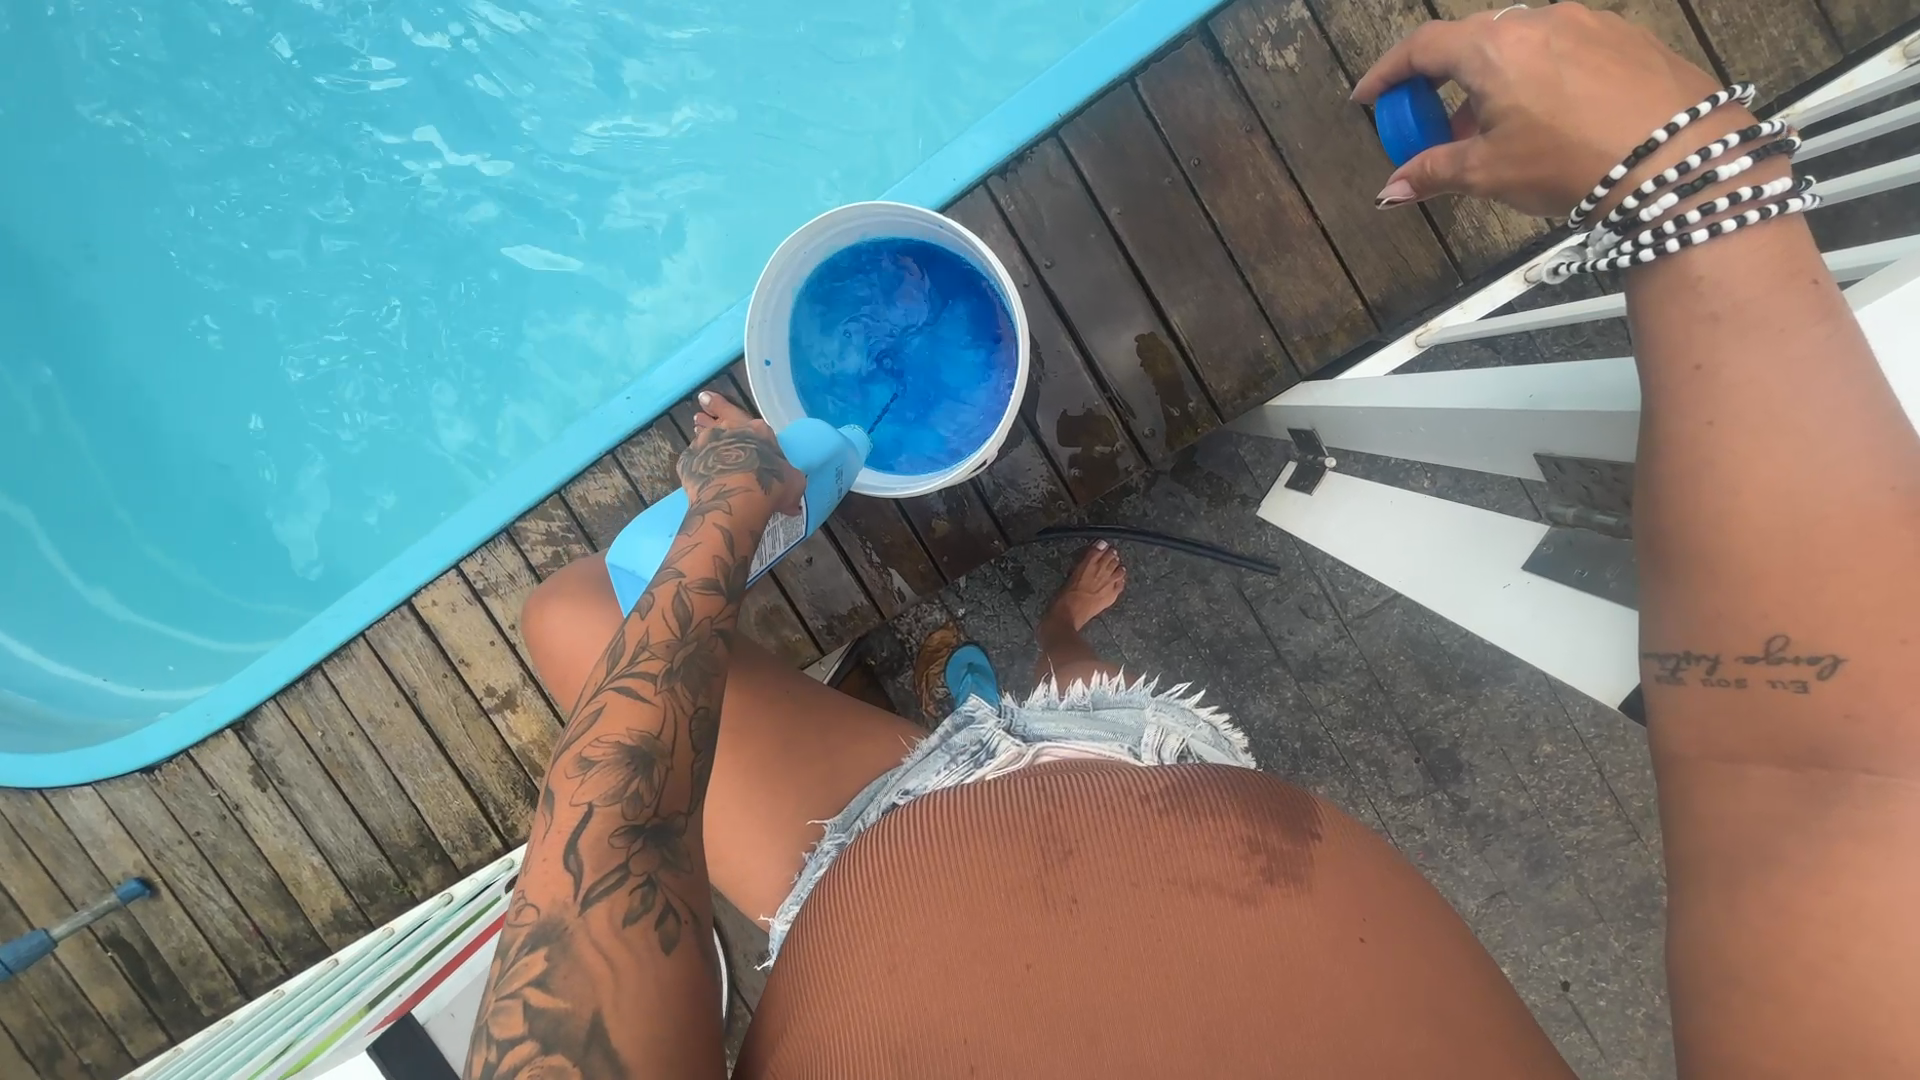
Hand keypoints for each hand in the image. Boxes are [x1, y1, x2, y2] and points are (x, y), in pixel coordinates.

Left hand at [678, 392, 805, 516]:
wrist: (735, 499)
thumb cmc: (770, 486)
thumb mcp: (793, 482)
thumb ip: (787, 478)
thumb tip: (788, 493)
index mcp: (757, 431)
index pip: (741, 413)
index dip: (724, 405)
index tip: (710, 399)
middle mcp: (729, 430)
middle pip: (717, 419)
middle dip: (710, 415)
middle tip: (701, 411)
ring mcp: (705, 444)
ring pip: (702, 435)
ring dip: (701, 433)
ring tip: (696, 430)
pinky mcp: (687, 462)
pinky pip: (691, 459)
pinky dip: (694, 462)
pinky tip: (694, 468)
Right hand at [1353, 3, 1725, 215]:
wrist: (1674, 155)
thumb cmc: (1565, 160)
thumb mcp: (1485, 173)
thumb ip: (1432, 172)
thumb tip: (1390, 190)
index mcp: (1495, 48)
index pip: (1423, 46)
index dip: (1386, 73)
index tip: (1366, 98)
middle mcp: (1538, 21)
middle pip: (1467, 41)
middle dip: (1433, 82)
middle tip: (1420, 123)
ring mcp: (1585, 22)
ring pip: (1512, 45)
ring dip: (1480, 84)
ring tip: (1477, 133)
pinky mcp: (1620, 36)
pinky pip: (1552, 48)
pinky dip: (1522, 78)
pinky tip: (1527, 120)